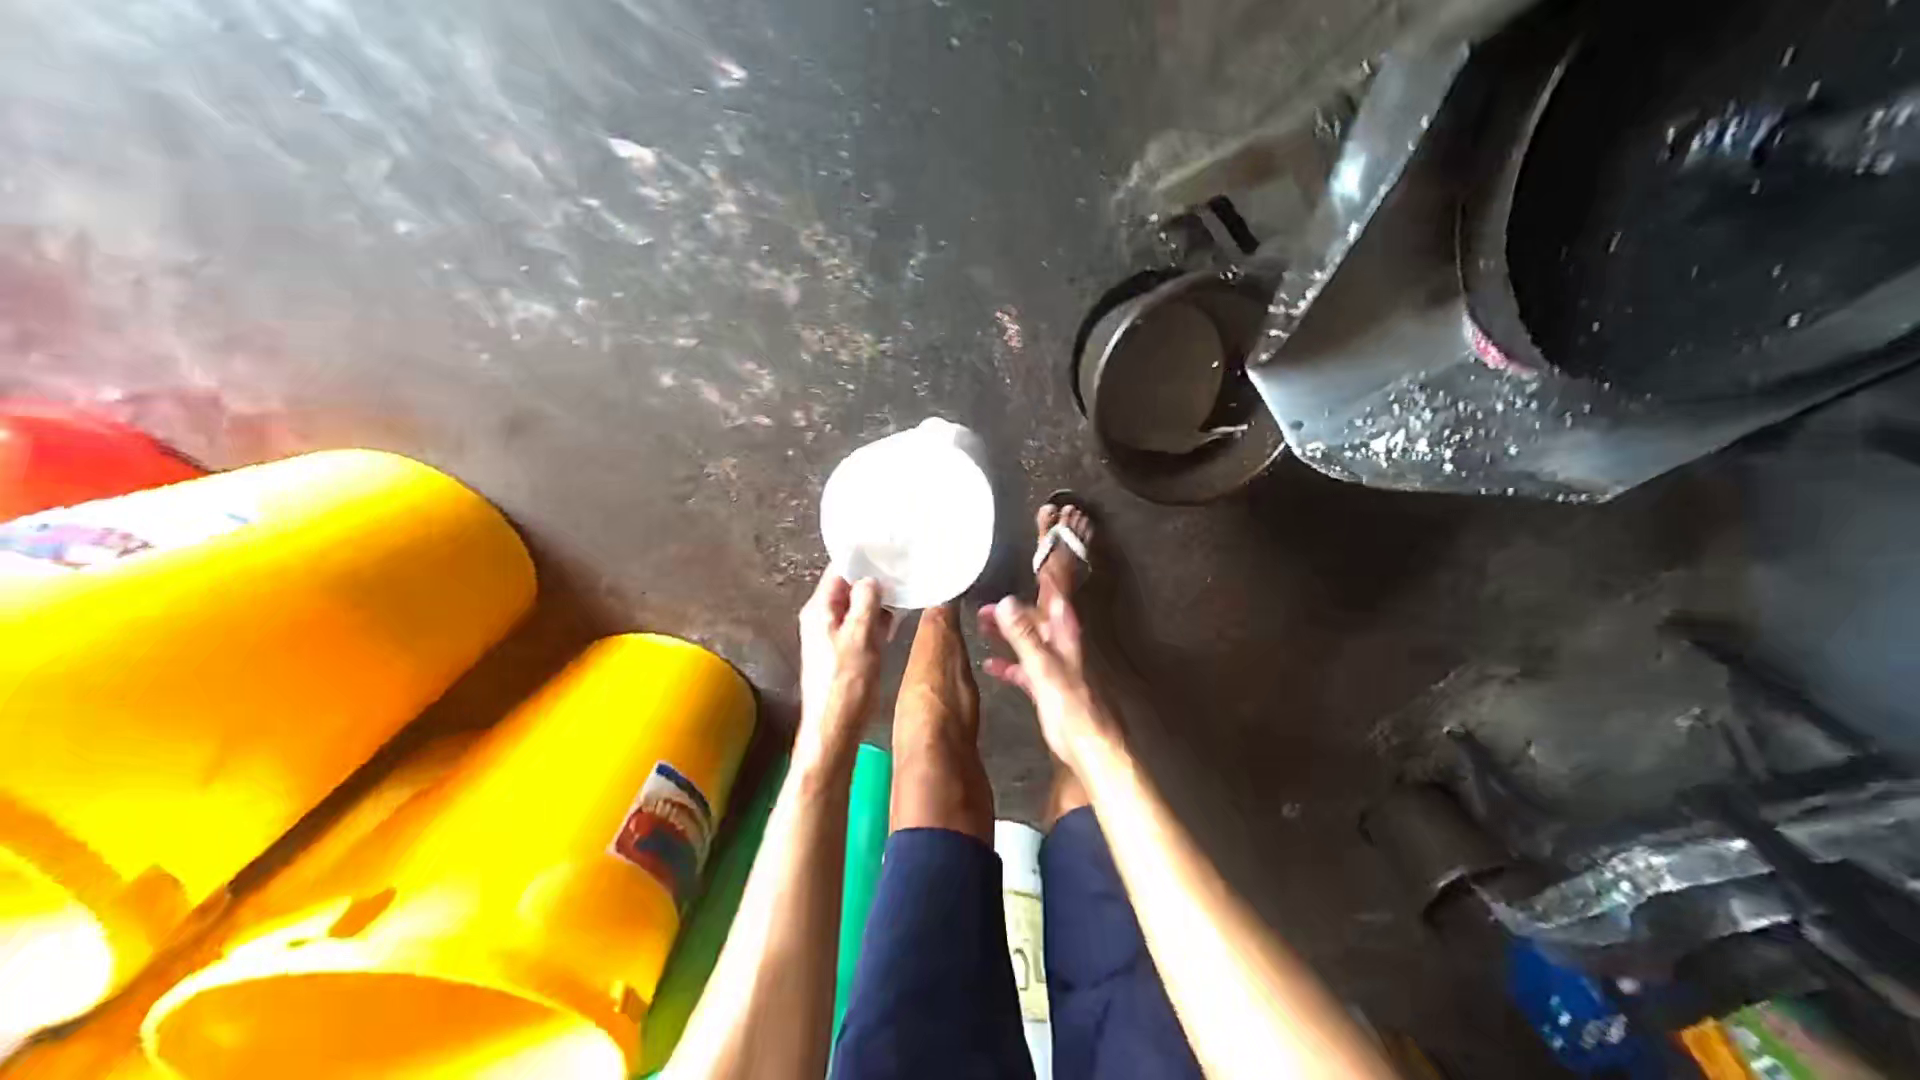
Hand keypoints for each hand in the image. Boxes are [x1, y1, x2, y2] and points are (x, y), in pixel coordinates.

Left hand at [798, 573, 891, 762]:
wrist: (834, 729)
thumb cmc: (846, 683)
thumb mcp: (861, 635)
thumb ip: (866, 601)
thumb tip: (871, 579)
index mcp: (819, 610)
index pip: (839, 571)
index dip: (862, 559)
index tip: (889, 549)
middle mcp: (821, 620)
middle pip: (848, 589)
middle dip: (874, 581)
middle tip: (904, 570)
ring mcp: (831, 638)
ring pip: (856, 609)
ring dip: (878, 603)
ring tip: (906, 593)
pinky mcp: (842, 654)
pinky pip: (860, 628)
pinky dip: (876, 623)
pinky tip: (896, 623)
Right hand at [979, 594, 1119, 772]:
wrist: (1090, 749)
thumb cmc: (1072, 708)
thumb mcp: (1043, 668)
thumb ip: (1024, 636)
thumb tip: (1006, 601)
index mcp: (1065, 638)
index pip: (1055, 602)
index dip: (1044, 582)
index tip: (1030, 564)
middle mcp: (1062, 649)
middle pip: (1036, 623)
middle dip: (1012, 613)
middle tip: (984, 607)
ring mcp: (1056, 670)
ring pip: (1029, 645)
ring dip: (1008, 636)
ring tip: (982, 628)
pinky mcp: (1048, 691)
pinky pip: (1026, 671)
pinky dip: (1009, 666)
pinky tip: (990, 666)